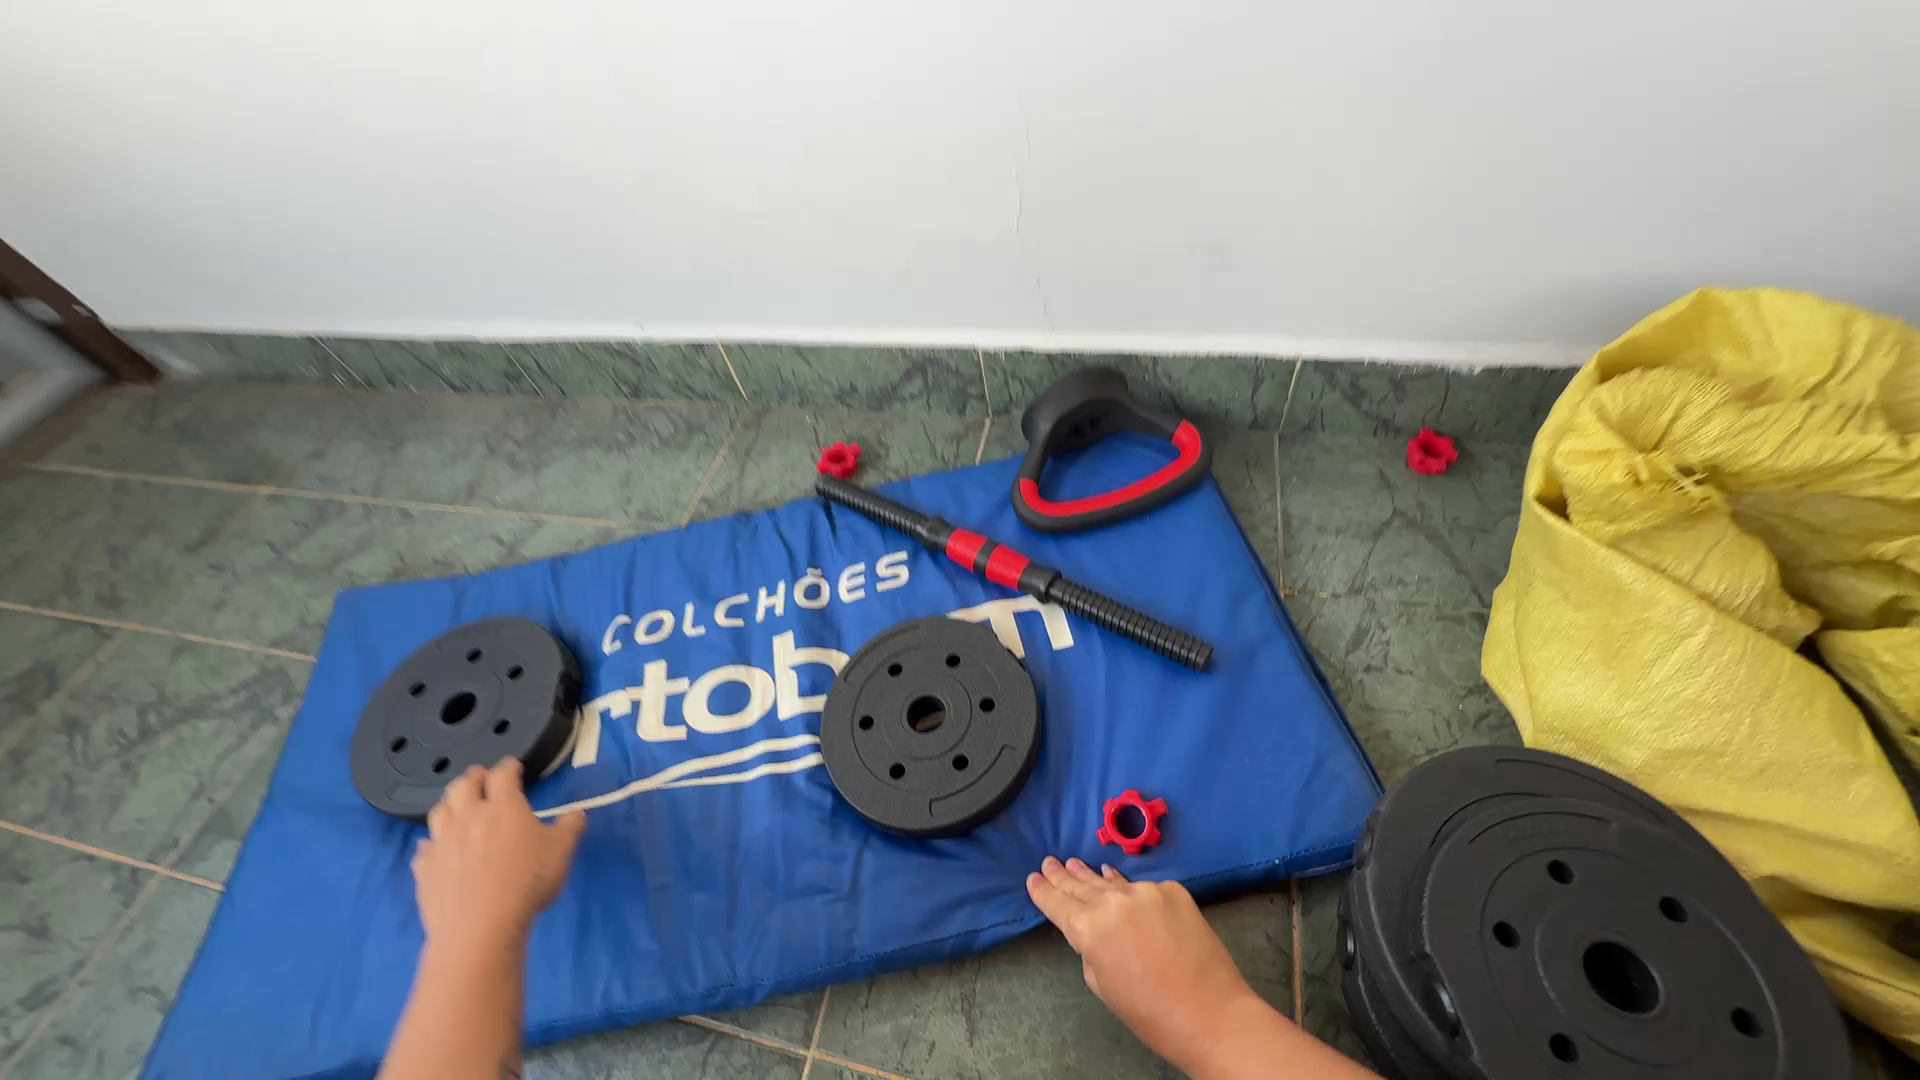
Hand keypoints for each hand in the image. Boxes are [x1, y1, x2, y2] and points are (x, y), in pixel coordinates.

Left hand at [412, 758, 585, 947]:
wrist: (480, 925)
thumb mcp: (563, 849)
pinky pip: (424, 850)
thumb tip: (576, 812)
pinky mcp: (425, 871)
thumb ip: (570, 826)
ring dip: (449, 804)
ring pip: (439, 812)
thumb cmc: (528, 879)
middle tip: (480, 778)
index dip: (509, 766)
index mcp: (504, 805)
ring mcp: (443, 843)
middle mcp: (469, 817)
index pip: (503, 774)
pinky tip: (435, 849)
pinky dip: (431, 844)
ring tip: (457, 806)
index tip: (513, 765)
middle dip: (473, 778)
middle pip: (463, 786)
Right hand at [1026, 857, 1257, 1069]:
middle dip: (1064, 876)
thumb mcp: (1102, 985)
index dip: (1043, 891)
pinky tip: (1117, 879)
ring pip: (1112, 882)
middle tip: (1050, 862)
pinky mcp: (1172, 890)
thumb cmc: (1151, 1013)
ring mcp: (1145, 891)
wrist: (1211, 1013)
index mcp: (1089, 929)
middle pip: (1081, 886)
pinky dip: (1130, 888)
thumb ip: (1090, 949)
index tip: (1033, 878)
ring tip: (1076, 864)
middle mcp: (1113, 902)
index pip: (1058, 904)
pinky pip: (1144, 888)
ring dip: (1093, 875)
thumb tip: (1094, 929)